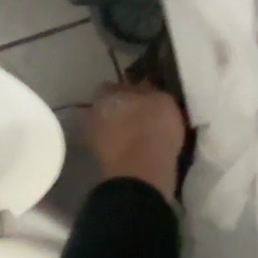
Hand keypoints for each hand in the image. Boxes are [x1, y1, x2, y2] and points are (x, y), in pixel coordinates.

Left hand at [84, 82, 185, 203]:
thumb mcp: (163, 99)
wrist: (142, 172)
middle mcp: (94, 115)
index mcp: (105, 94)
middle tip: (146, 115)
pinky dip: (127, 149)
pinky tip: (144, 151)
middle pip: (110, 108)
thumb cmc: (152, 127)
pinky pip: (118, 149)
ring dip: (125, 131)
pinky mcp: (102, 164)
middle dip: (124, 111)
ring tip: (147, 135)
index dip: (129, 89)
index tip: (145, 95)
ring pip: (112, 130)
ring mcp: (95, 141)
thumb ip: (151, 91)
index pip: (113, 86)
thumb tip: (145, 85)